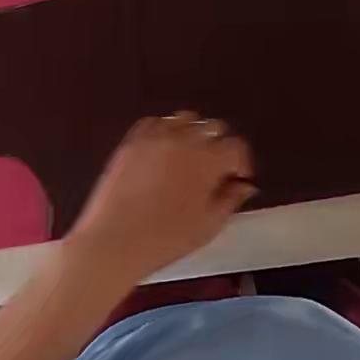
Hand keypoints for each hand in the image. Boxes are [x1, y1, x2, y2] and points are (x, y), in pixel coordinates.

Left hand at [63, 113, 256, 287]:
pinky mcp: (132, 140)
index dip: (240, 162)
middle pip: (212, 128)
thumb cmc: (167, 238)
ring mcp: (155, 136)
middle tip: (213, 170)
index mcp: (209, 159)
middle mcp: (185, 139)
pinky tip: (163, 150)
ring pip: (185, 120)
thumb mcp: (209, 225)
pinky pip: (155, 122)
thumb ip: (230, 199)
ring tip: (188, 158)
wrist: (115, 239)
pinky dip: (164, 130)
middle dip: (218, 146)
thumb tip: (244, 185)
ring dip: (192, 134)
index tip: (236, 178)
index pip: (236, 146)